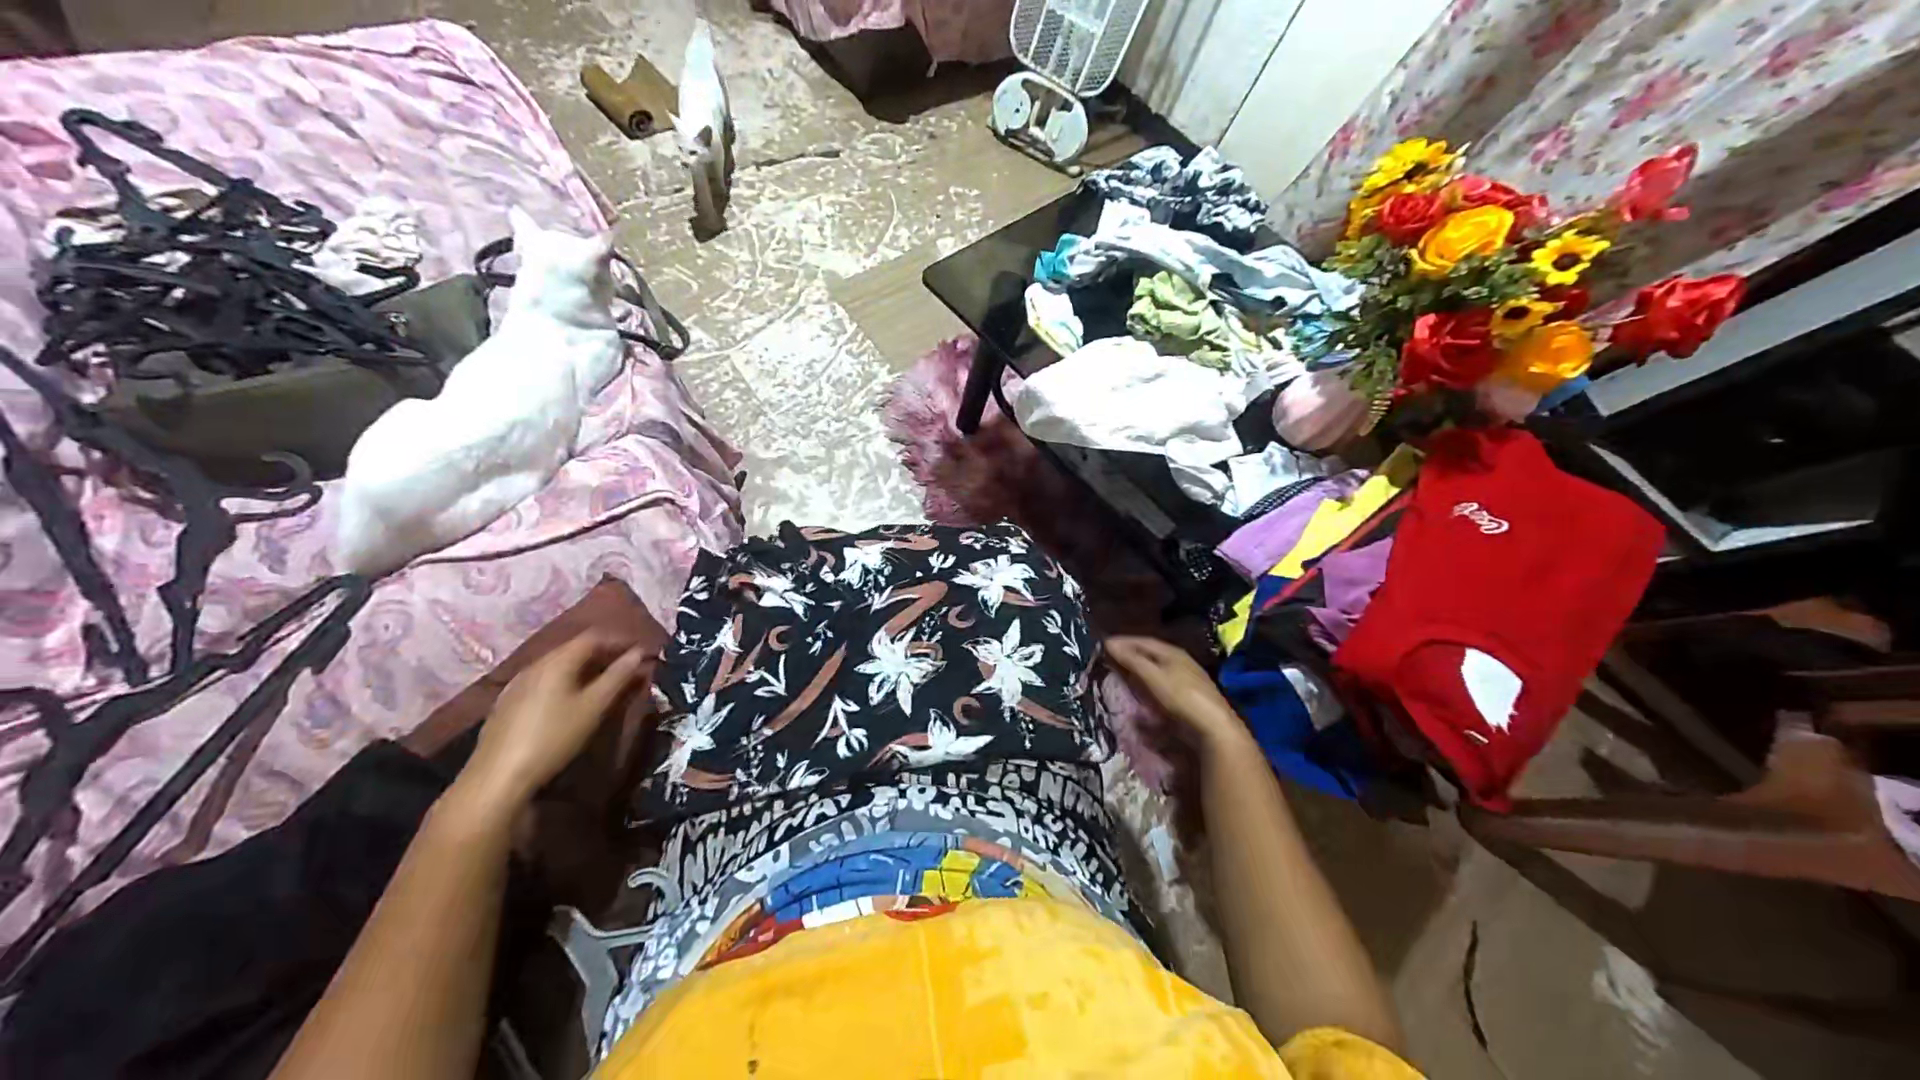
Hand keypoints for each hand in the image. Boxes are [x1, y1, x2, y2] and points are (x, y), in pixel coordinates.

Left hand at [455, 632, 650, 810]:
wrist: (497, 778)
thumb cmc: (553, 738)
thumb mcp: (593, 707)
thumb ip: (618, 677)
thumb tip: (639, 653)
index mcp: (556, 661)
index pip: (593, 637)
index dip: (620, 640)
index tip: (643, 650)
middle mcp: (535, 664)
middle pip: (574, 648)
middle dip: (604, 653)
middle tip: (628, 665)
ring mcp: (518, 683)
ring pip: (558, 664)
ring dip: (585, 667)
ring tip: (605, 681)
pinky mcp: (508, 702)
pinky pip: (545, 679)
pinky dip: (566, 680)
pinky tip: (571, 698)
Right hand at [1106, 636, 1251, 757]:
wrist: (1213, 727)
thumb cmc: (1182, 697)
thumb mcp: (1153, 677)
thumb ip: (1131, 660)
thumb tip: (1109, 643)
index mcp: (1172, 652)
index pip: (1144, 641)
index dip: (1124, 641)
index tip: (1104, 644)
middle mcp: (1180, 661)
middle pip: (1151, 653)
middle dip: (1131, 653)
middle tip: (1110, 657)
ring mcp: (1186, 678)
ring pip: (1157, 667)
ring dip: (1139, 668)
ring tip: (1122, 671)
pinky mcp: (1187, 695)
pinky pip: (1162, 681)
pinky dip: (1148, 682)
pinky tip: (1142, 689)